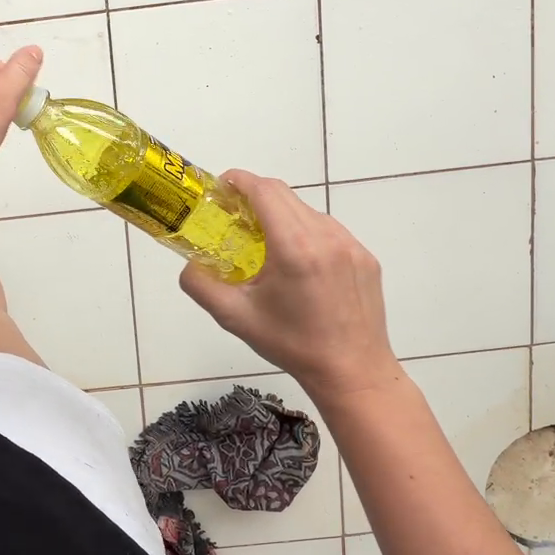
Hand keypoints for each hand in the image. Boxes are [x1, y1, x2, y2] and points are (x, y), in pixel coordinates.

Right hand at [179, 169, 398, 398]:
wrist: (354, 374)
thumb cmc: (291, 344)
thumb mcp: (233, 317)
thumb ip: (199, 284)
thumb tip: (189, 264)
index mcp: (294, 247)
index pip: (263, 190)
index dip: (237, 180)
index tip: (219, 189)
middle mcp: (326, 237)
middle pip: (282, 193)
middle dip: (253, 194)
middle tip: (233, 215)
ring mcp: (351, 245)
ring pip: (305, 209)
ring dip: (279, 213)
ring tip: (265, 242)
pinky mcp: (365, 256)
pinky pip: (327, 229)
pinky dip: (304, 231)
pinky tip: (297, 262)